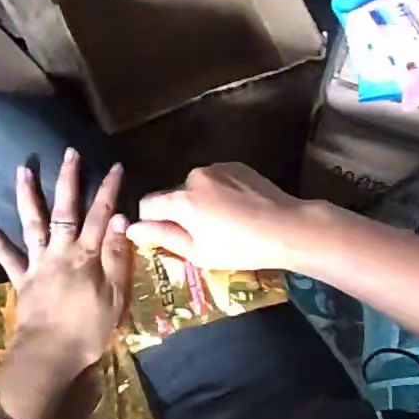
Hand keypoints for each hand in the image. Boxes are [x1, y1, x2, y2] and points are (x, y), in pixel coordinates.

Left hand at [0, 148, 130, 418]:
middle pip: (65, 210)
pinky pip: (8, 258)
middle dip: (68, 179)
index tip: (115, 165)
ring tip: (22, 170)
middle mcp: (60, 252)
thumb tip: (120, 218)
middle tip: (69, 153)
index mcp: (87, 255)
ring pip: (33, 224)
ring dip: (28, 196)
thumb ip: (116, 256)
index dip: (109, 189)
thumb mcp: (115, 296)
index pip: (101, 215)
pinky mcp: (21, 280)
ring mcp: (38, 264)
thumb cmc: (88, 329)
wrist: (49, 355)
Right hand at [125, 162, 316, 271]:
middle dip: (180, 212)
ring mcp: (217, 168)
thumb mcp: (198, 252)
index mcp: (181, 200)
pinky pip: (216, 179)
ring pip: (195, 187)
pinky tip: (238, 209)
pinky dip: (219, 192)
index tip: (168, 236)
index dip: (152, 222)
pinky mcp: (237, 166)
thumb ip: (162, 236)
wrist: (287, 228)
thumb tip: (131, 228)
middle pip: (173, 195)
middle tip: (203, 235)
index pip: (147, 204)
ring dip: (201, 201)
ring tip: (225, 222)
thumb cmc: (240, 248)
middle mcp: (194, 176)